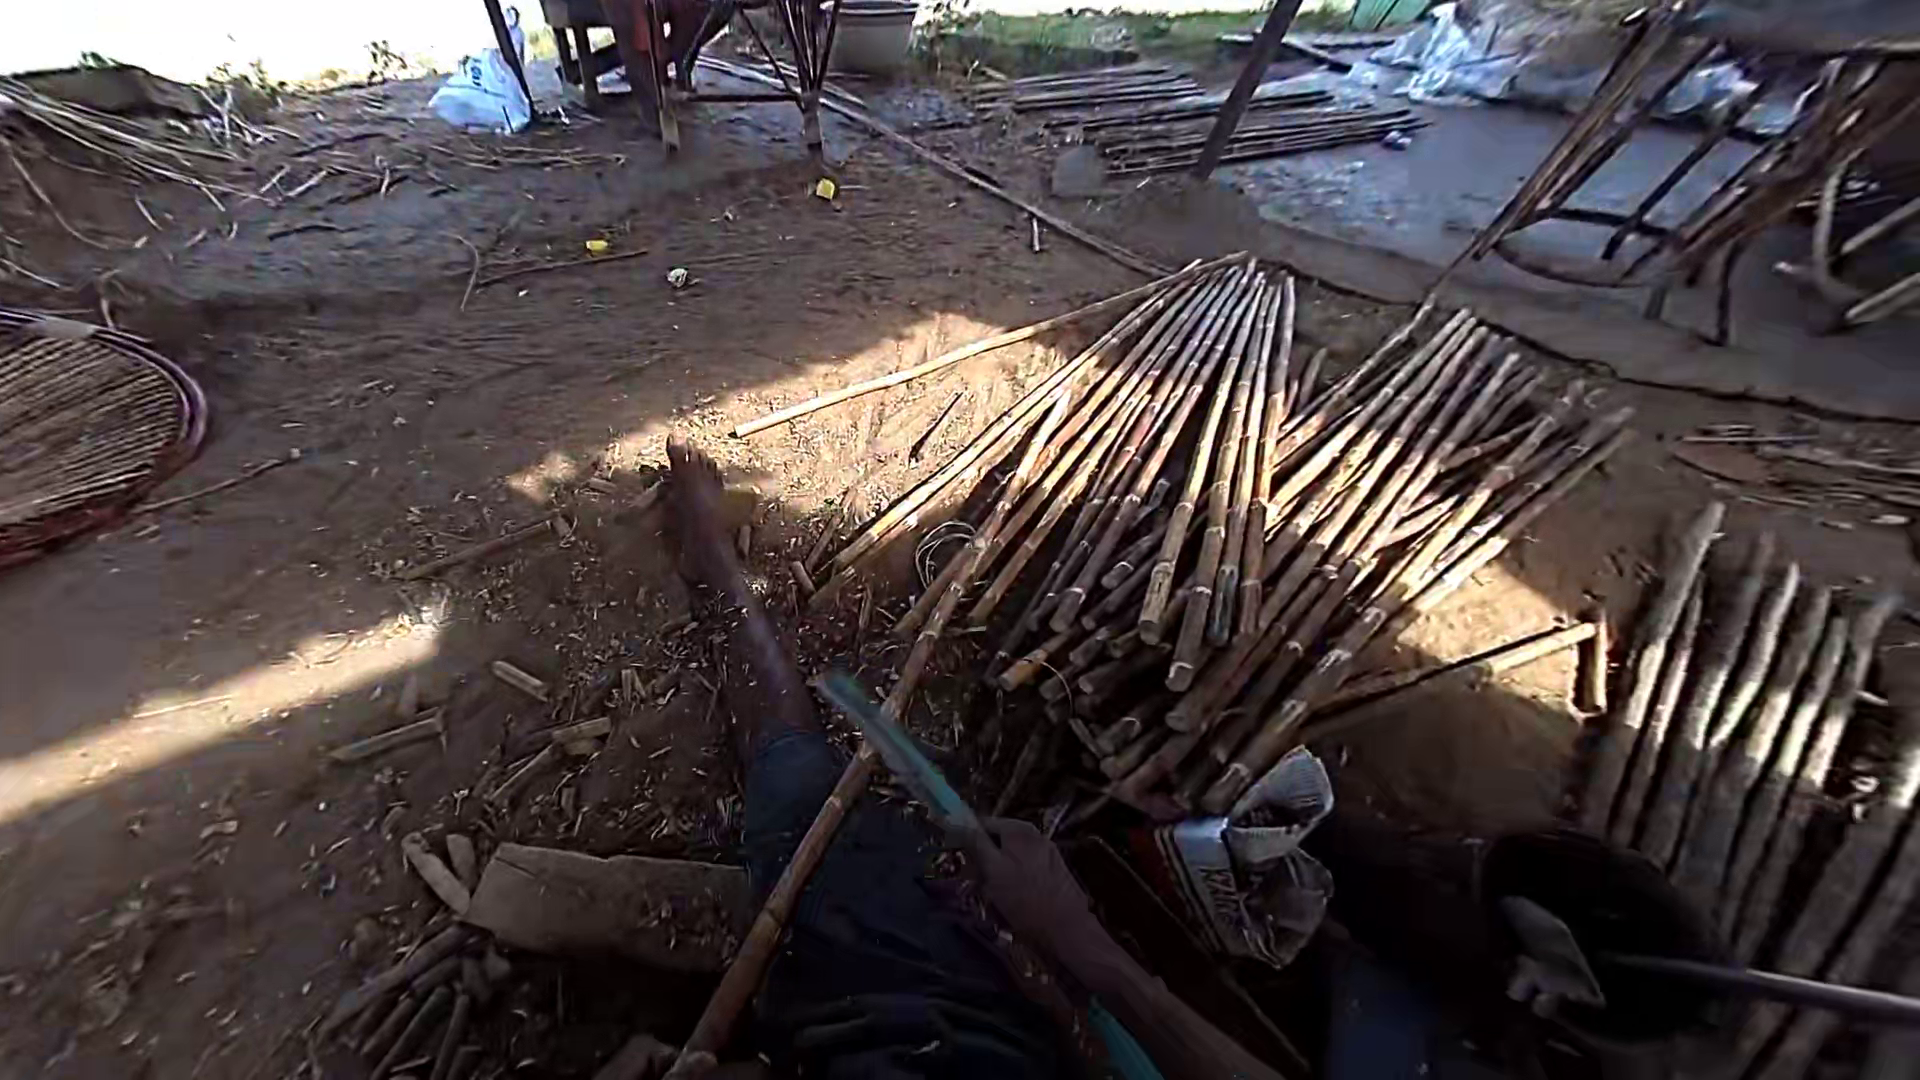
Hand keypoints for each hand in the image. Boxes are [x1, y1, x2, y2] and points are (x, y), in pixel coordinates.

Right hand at [965, 817, 1102, 956]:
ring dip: (999, 875)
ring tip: (998, 900)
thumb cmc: (1025, 899)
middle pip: (998, 841)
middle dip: (986, 862)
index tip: (961, 863)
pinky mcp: (1055, 871)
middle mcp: (1034, 833)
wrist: (1068, 930)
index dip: (968, 841)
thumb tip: (957, 820)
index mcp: (1018, 828)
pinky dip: (1016, 882)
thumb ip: (975, 843)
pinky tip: (1016, 904)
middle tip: (980, 887)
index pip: (983, 824)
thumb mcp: (993, 870)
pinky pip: (1026, 870)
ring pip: (1011, 858)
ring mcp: (1047, 852)